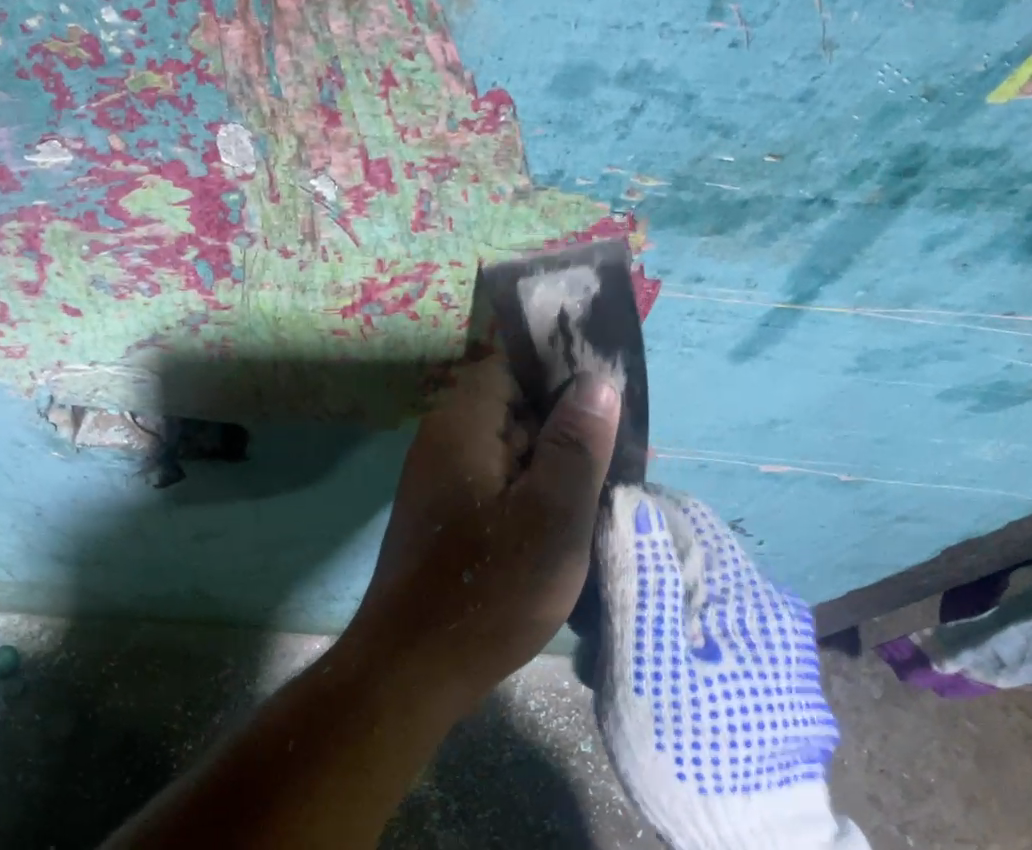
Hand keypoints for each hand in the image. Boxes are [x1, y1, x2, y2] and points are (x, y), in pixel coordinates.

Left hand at [341, 353, 621, 711]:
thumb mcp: (551, 514)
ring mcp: (440, 479)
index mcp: (460, 423)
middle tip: (617, 458)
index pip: (511, 366)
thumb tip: (596, 380)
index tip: (608, 401)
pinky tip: (563, 525)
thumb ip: (575, 444)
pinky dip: (529, 495)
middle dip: (564, 428)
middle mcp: (442, 439)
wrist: (414, 666)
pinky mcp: (444, 515)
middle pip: (512, 407)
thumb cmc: (489, 588)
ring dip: (550, 467)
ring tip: (599, 495)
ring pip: (507, 450)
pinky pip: (495, 484)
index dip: (560, 375)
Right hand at [597, 486, 866, 849]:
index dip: (626, 519)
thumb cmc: (689, 746)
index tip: (588, 554)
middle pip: (683, 550)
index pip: (679, 511)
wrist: (751, 841)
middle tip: (591, 622)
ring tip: (610, 659)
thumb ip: (639, 578)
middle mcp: (765, 599)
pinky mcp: (767, 666)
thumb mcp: (647, 661)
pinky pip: (706, 624)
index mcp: (741, 588)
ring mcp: (770, 634)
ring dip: (644, 608)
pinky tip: (647, 675)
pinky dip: (669, 636)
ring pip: (689, 588)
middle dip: (630, 573)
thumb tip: (629, 499)